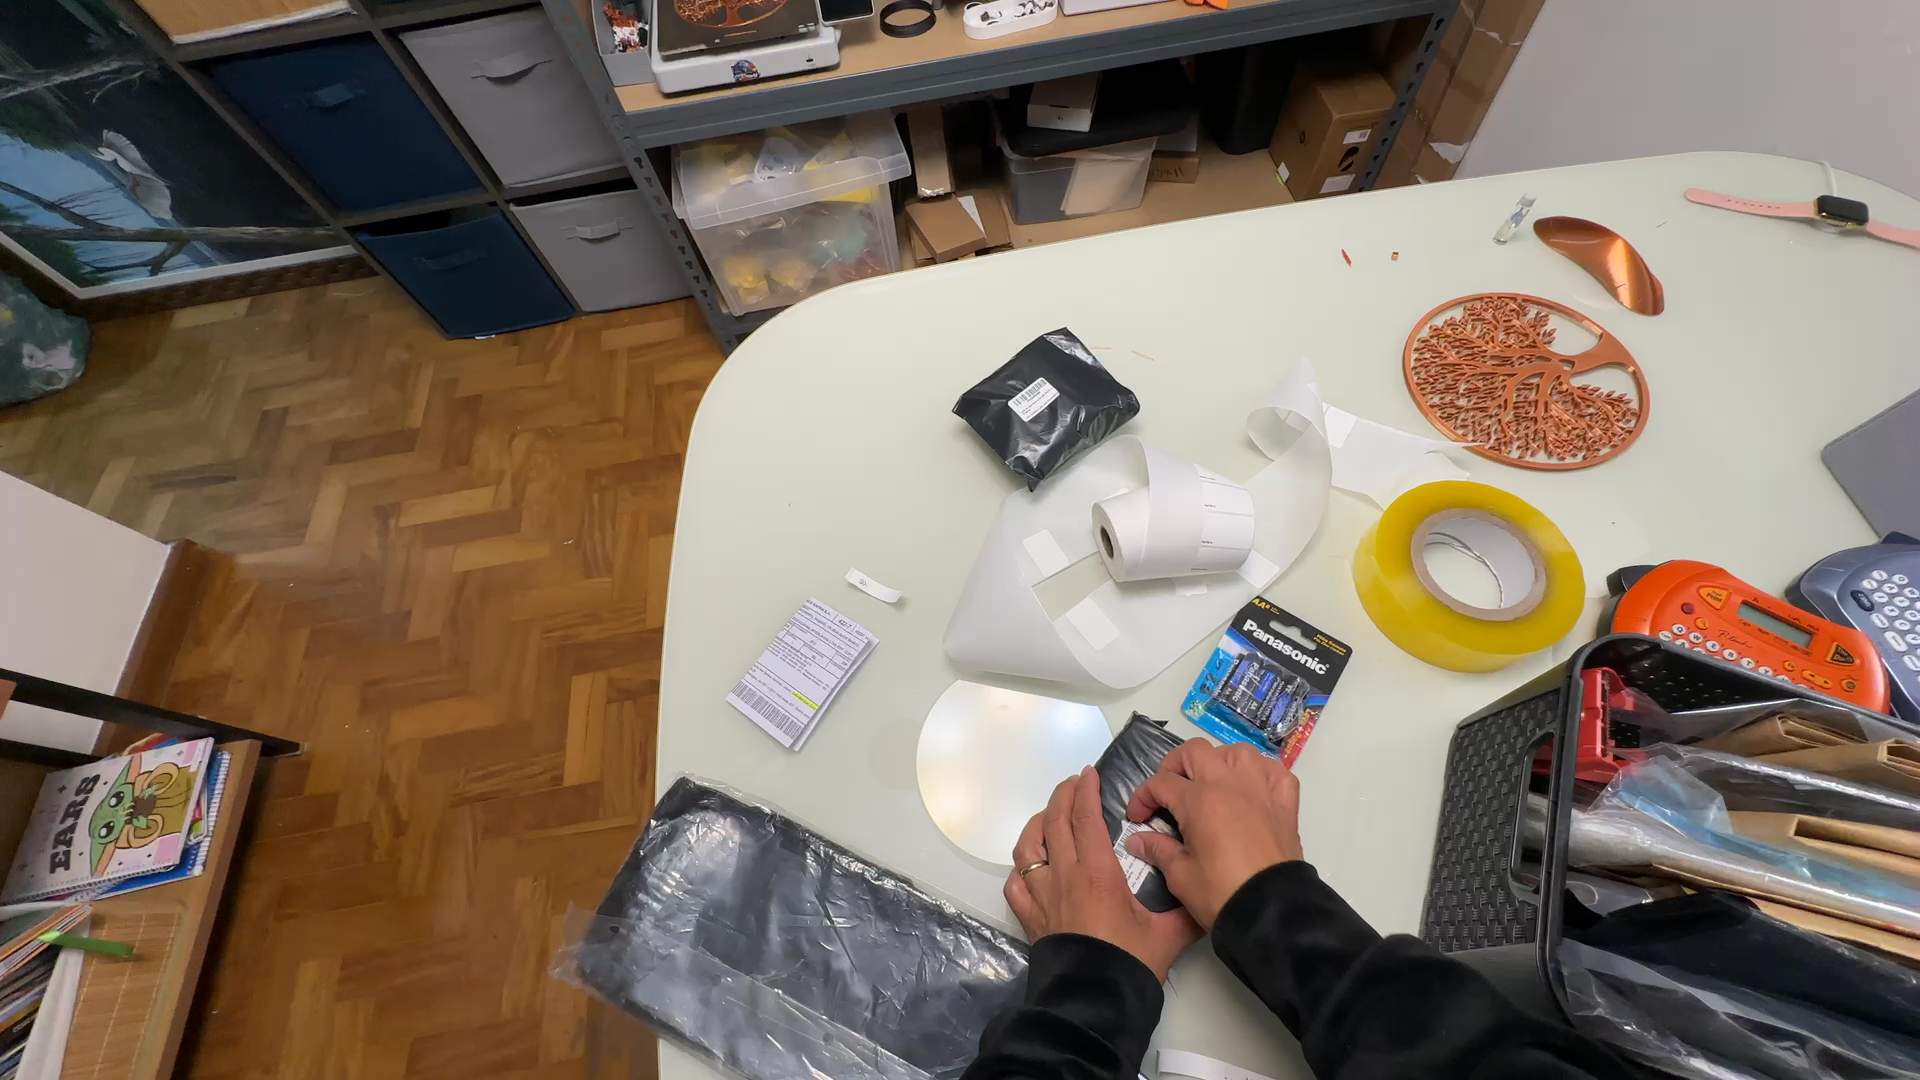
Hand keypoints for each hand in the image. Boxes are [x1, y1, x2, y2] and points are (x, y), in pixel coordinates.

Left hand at [1005, 766, 1200, 980]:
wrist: (1094, 1003)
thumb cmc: (1129, 964)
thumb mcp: (1168, 935)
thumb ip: (1185, 908)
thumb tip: (1203, 892)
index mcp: (1096, 871)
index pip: (1086, 816)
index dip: (1086, 790)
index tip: (1089, 773)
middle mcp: (1064, 875)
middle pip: (1054, 821)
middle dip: (1062, 795)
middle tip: (1073, 784)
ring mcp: (1042, 895)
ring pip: (1028, 846)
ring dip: (1037, 824)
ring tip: (1049, 817)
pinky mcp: (1030, 917)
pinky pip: (1016, 884)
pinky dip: (1021, 869)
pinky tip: (1031, 867)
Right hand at [1123, 741, 1303, 929]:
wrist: (1275, 917)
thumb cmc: (1222, 894)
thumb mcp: (1180, 876)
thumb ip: (1158, 849)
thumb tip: (1136, 840)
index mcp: (1199, 801)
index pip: (1160, 783)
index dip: (1142, 797)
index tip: (1137, 816)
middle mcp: (1229, 785)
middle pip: (1195, 751)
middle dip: (1174, 766)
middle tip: (1169, 792)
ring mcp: (1260, 791)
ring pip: (1238, 751)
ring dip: (1219, 761)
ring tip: (1211, 782)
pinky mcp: (1285, 805)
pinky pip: (1275, 772)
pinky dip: (1262, 772)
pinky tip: (1251, 787)